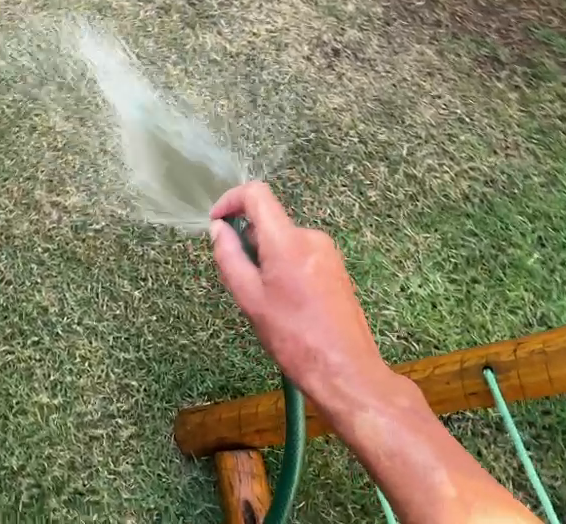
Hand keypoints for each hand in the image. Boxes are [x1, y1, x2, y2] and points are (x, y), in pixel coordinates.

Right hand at [208, 182, 390, 398]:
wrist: (347, 372)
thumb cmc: (293, 338)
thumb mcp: (249, 298)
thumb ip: (229, 257)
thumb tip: (219, 228)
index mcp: (287, 240)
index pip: (256, 193)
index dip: (230, 200)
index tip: (217, 223)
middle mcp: (310, 237)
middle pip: (268, 221)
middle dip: (248, 242)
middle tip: (241, 281)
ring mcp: (327, 252)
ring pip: (282, 240)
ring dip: (266, 258)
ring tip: (266, 299)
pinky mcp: (336, 268)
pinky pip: (299, 253)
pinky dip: (283, 266)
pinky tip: (287, 303)